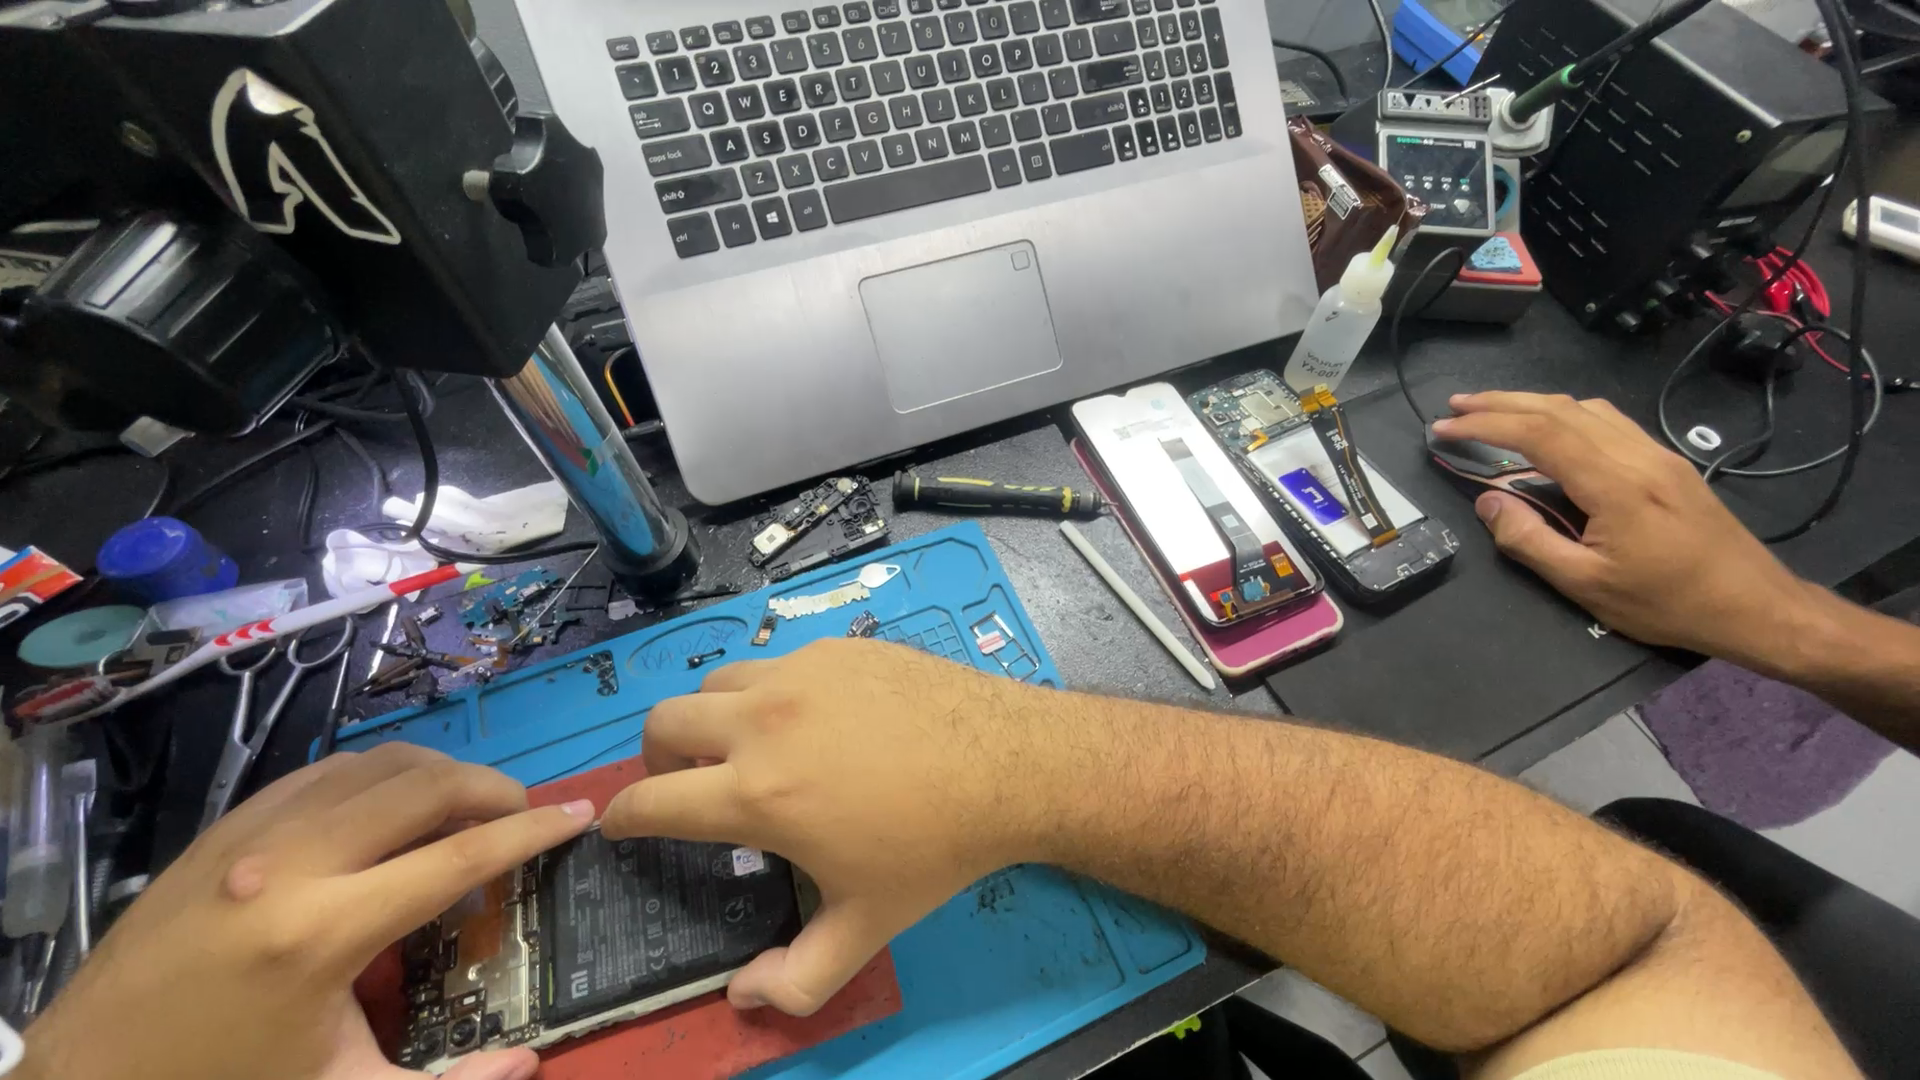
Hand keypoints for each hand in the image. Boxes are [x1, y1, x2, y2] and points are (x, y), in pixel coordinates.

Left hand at [23, 743, 594, 1079]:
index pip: (464, 855)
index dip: (534, 832)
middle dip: (497, 790)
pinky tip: (394, 811)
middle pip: (431, 787)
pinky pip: (333, 771)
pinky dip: (386, 776)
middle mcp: (292, 862)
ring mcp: (252, 835)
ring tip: (464, 811)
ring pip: (385, 764)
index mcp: (324, 932)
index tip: (581, 814)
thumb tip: (530, 1065)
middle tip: (522, 818)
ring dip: (444, 775)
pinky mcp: (226, 826)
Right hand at [602, 639, 1043, 1016]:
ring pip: (717, 683)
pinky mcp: (837, 646)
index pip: (649, 800)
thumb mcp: (866, 929)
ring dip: (712, 717)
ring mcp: (802, 672)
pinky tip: (815, 717)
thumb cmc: (933, 848)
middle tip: (687, 783)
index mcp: (757, 792)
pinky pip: (777, 661)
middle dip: (657, 758)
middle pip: (662, 721)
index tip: (622, 824)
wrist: (1007, 763)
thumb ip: (796, 979)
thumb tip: (740, 993)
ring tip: (748, 745)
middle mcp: (764, 720)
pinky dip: (771, 690)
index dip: (621, 818)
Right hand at [1433, 391, 1814, 658]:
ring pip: (1586, 409)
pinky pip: (1608, 422)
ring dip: (1531, 403)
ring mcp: (1658, 456)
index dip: (1485, 426)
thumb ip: (1528, 540)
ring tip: (1490, 411)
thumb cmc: (1667, 603)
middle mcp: (1639, 458)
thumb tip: (1487, 502)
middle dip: (1501, 403)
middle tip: (1455, 407)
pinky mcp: (1667, 464)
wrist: (1757, 608)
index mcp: (1616, 486)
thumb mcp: (1584, 584)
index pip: (1539, 435)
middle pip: (1560, 410)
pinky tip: (1546, 426)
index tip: (1444, 428)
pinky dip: (1564, 414)